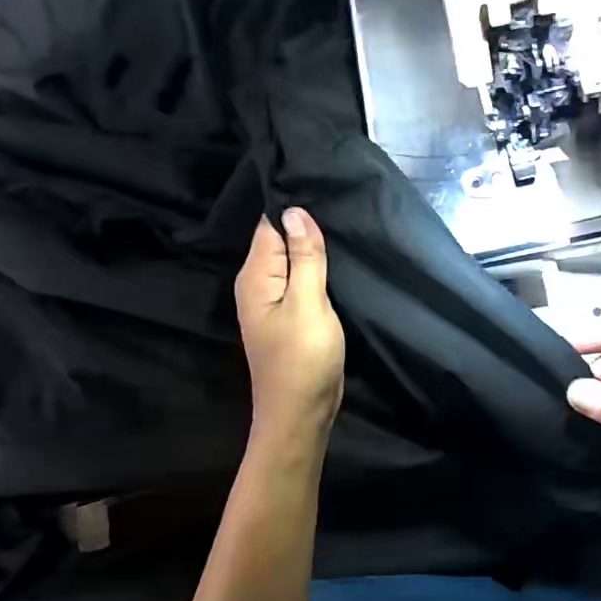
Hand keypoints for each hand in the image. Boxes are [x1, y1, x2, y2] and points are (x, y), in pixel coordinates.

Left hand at [235, 208, 344, 438]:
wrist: (301, 414)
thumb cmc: (303, 359)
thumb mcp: (308, 303)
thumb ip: (305, 257)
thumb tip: (295, 210)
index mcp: (256, 276)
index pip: (269, 225)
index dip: (292, 207)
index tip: (322, 187)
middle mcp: (260, 284)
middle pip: (281, 240)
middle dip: (306, 224)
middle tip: (341, 202)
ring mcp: (276, 302)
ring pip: (295, 261)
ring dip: (314, 248)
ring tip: (344, 224)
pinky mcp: (293, 316)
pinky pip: (303, 281)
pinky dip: (318, 271)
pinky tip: (337, 260)